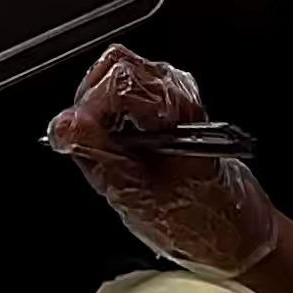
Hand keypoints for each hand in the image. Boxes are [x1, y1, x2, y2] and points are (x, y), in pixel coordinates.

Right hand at [46, 45, 279, 277]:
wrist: (231, 227)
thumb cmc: (195, 217)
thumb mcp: (138, 195)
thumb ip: (98, 154)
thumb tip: (62, 126)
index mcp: (177, 107)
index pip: (118, 82)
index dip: (87, 107)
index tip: (73, 135)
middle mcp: (176, 86)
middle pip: (115, 66)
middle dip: (90, 102)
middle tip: (87, 140)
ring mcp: (170, 84)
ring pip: (116, 69)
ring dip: (98, 104)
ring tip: (104, 143)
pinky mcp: (162, 90)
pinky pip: (123, 80)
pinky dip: (109, 107)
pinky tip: (117, 138)